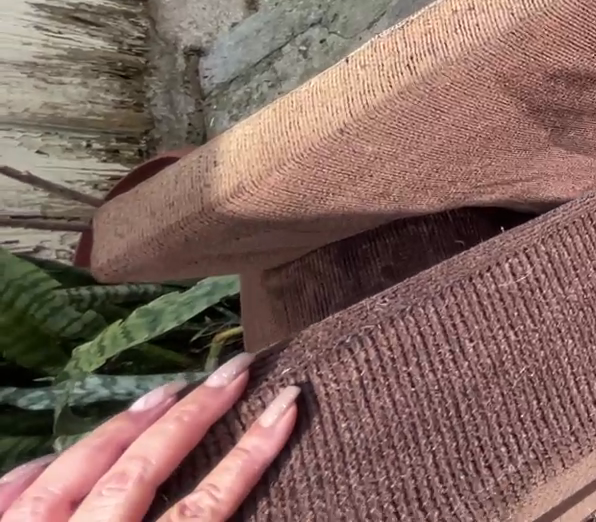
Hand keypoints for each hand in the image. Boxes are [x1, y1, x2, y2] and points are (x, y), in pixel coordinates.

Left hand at [0, 353, 297, 521]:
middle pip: (141, 474)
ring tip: (167, 391)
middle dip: (194, 415)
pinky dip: (21, 480)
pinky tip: (43, 459)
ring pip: (70, 480)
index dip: (251, 453)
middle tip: (237, 368)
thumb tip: (219, 496)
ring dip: (122, 430)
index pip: (204, 506)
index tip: (290, 402)